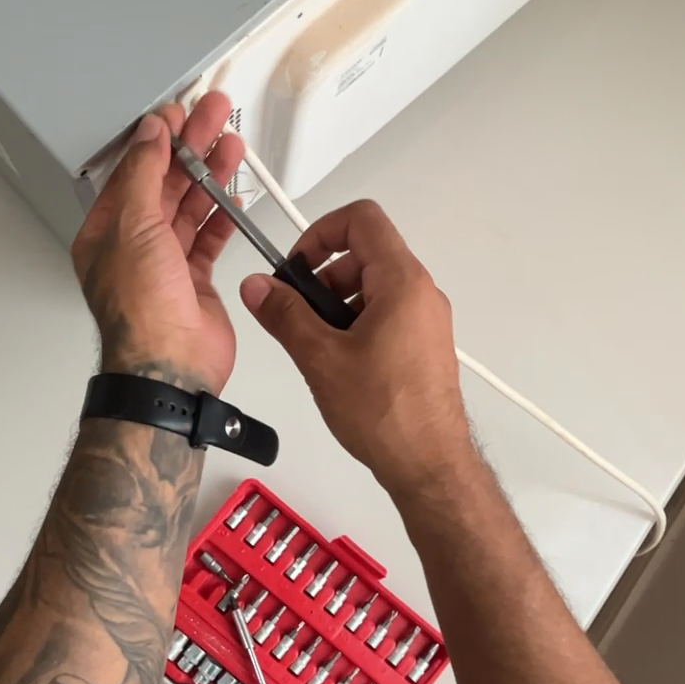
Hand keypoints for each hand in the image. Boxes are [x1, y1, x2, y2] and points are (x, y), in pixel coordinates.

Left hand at [71, 91, 245, 394]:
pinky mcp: (194, 281)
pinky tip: (235, 190)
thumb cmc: (142, 312)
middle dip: (190, 149)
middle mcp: (133, 248)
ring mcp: (165, 265)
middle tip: (212, 115)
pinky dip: (223, 214)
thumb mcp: (132, 227)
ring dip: (210, 175)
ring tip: (231, 143)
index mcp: (105, 235)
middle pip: (163, 185)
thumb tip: (150, 135)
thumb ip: (142, 175)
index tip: (177, 113)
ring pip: (189, 208)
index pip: (130, 175)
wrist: (171, 364)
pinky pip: (209, 237)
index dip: (154, 140)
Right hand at [239, 200, 475, 497]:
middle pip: (366, 253)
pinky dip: (356, 325)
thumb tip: (256, 286)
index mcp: (402, 282)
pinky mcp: (424, 348)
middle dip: (322, 275)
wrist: (428, 464)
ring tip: (314, 345)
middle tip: (296, 313)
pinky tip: (337, 364)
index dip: (320, 233)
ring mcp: (427, 322)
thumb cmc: (382, 412)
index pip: (362, 219)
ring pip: (374, 288)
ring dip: (336, 304)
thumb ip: (285, 316)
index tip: (295, 269)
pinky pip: (387, 316)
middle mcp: (422, 294)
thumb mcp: (321, 359)